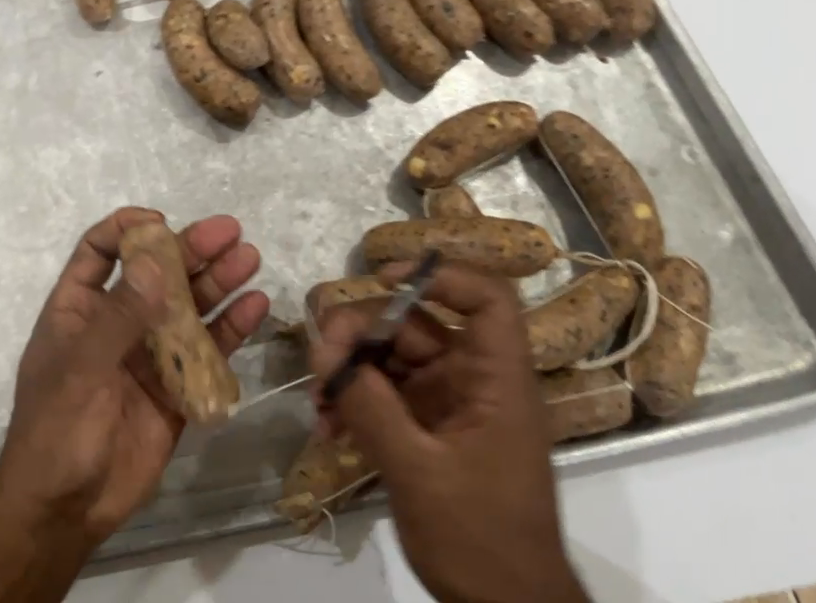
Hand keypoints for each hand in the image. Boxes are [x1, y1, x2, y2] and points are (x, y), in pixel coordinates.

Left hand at [0, 207, 269, 542]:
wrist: (65, 510)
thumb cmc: (56, 431)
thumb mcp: (79, 369)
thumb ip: (118, 318)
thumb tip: (152, 263)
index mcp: (78, 310)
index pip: (99, 252)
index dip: (127, 230)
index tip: (161, 224)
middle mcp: (116, 324)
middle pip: (155, 274)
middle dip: (189, 251)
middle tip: (229, 232)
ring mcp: (148, 356)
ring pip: (187, 308)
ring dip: (217, 282)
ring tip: (249, 258)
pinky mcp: (176, 390)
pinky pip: (206, 353)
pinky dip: (230, 330)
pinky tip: (254, 307)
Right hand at [309, 265, 589, 602]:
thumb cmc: (479, 540)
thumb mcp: (418, 473)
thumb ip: (369, 407)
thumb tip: (324, 350)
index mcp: (497, 381)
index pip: (486, 299)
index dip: (440, 275)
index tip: (382, 279)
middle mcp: (475, 381)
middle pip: (418, 325)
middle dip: (364, 333)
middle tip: (321, 358)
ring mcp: (450, 405)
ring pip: (393, 359)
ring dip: (351, 371)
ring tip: (318, 401)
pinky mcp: (429, 430)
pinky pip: (386, 395)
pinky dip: (356, 402)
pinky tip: (328, 425)